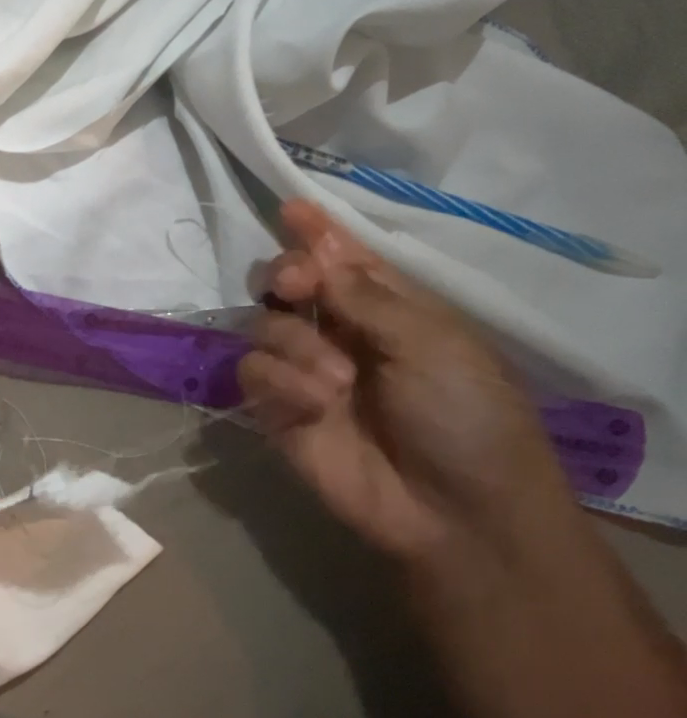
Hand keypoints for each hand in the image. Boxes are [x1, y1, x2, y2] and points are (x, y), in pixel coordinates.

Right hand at [237, 200, 572, 558]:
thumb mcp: (433, 344)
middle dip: (287, 276)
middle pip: (287, 286)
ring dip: (294, 343)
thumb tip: (314, 258)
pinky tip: (314, 405)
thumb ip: (366, 298)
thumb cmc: (466, 415)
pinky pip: (251, 373)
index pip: (344, 261)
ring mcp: (303, 373)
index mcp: (389, 311)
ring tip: (333, 381)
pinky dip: (279, 383)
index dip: (316, 234)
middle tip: (298, 286)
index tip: (291, 209)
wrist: (454, 508)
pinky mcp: (275, 409)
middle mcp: (340, 335)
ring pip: (264, 327)